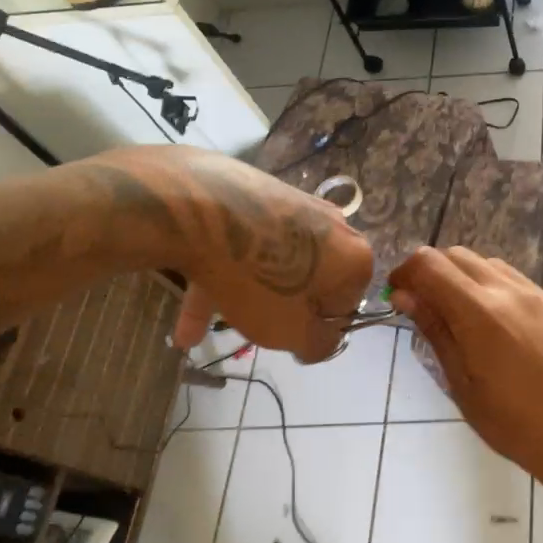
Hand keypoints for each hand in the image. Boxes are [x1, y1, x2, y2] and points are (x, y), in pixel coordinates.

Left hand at [99, 147, 373, 361]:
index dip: (316, 328)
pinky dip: (220, 278)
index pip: (345, 306)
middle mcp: (335, 228)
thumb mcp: (293, 332)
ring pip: (271, 265)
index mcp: (356, 260)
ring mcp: (295, 207)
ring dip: (242, 298)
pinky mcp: (258, 197)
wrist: (204, 210)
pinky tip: (185, 315)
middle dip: (281, 308)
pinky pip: (245, 246)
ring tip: (198, 334)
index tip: (288, 339)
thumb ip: (318, 345)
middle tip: (252, 329)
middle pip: (309, 281)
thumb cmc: (262, 279)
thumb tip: (322, 340)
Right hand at [388, 247, 542, 484]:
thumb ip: (436, 331)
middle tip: (424, 308)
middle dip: (433, 272)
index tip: (398, 297)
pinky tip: (494, 324)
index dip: (406, 273)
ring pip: (489, 263)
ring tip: (459, 317)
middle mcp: (511, 291)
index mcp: (481, 313)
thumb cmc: (514, 425)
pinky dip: (493, 287)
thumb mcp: (462, 384)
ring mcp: (539, 295)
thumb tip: (405, 295)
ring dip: (464, 277)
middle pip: (459, 256)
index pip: (430, 264)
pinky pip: (516, 280)